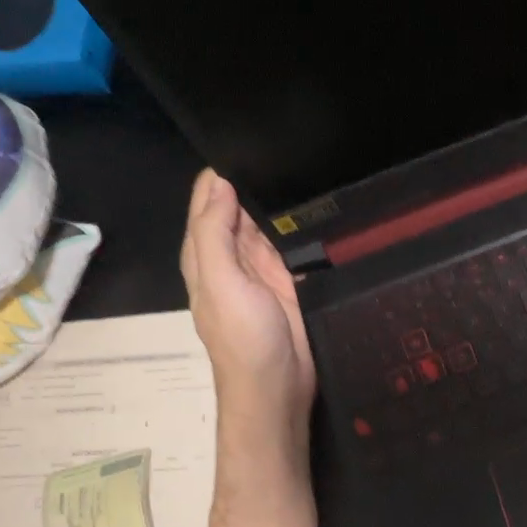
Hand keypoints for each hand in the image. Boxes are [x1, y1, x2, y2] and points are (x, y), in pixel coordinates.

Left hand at [180, 169, 316, 470]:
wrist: (278, 388)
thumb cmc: (243, 338)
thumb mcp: (220, 281)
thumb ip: (215, 232)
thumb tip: (219, 182)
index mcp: (206, 255)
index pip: (208, 202)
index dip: (221, 174)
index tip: (246, 138)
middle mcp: (233, 258)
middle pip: (240, 210)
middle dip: (255, 182)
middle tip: (285, 143)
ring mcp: (265, 271)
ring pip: (269, 225)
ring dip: (281, 202)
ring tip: (305, 163)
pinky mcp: (293, 282)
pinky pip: (295, 246)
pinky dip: (303, 228)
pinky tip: (320, 206)